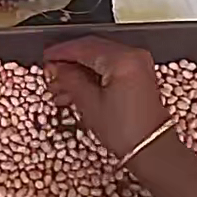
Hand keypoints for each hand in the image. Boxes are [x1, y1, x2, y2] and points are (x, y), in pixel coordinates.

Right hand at [44, 36, 174, 162]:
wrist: (151, 149)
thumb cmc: (124, 130)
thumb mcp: (90, 104)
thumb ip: (70, 79)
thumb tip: (55, 68)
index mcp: (122, 59)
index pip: (84, 47)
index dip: (61, 52)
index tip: (45, 57)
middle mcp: (133, 56)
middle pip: (93, 50)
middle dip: (69, 61)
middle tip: (50, 72)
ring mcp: (138, 65)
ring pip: (100, 60)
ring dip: (79, 71)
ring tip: (59, 88)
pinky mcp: (138, 77)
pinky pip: (110, 69)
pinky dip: (92, 77)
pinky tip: (75, 91)